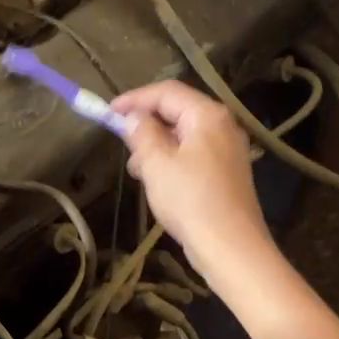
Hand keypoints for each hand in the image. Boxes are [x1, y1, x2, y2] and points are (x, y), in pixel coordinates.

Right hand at [111, 81, 271, 253]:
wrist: (229, 245)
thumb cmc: (190, 200)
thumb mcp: (156, 164)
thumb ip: (142, 134)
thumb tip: (134, 117)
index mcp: (207, 116)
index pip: (167, 92)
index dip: (135, 99)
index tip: (108, 112)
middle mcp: (223, 126)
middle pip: (178, 112)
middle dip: (146, 125)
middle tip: (122, 144)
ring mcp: (228, 150)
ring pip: (184, 136)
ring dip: (156, 146)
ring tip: (137, 170)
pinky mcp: (226, 173)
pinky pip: (193, 155)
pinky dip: (171, 161)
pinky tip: (158, 183)